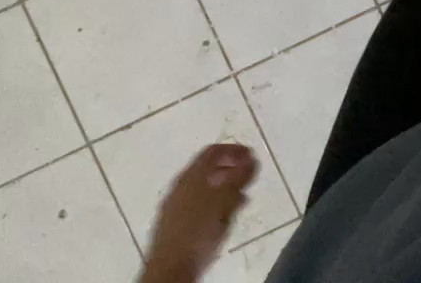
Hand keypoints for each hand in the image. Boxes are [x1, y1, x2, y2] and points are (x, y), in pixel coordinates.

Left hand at [141, 144, 256, 282]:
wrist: (169, 271)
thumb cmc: (198, 231)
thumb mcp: (225, 201)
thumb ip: (239, 178)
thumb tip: (251, 159)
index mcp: (190, 176)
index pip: (213, 151)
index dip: (234, 150)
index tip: (251, 155)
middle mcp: (179, 186)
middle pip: (207, 169)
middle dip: (229, 169)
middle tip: (247, 175)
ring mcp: (174, 206)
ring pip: (203, 188)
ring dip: (223, 188)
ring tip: (241, 197)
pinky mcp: (173, 226)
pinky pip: (198, 205)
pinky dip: (214, 204)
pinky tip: (224, 217)